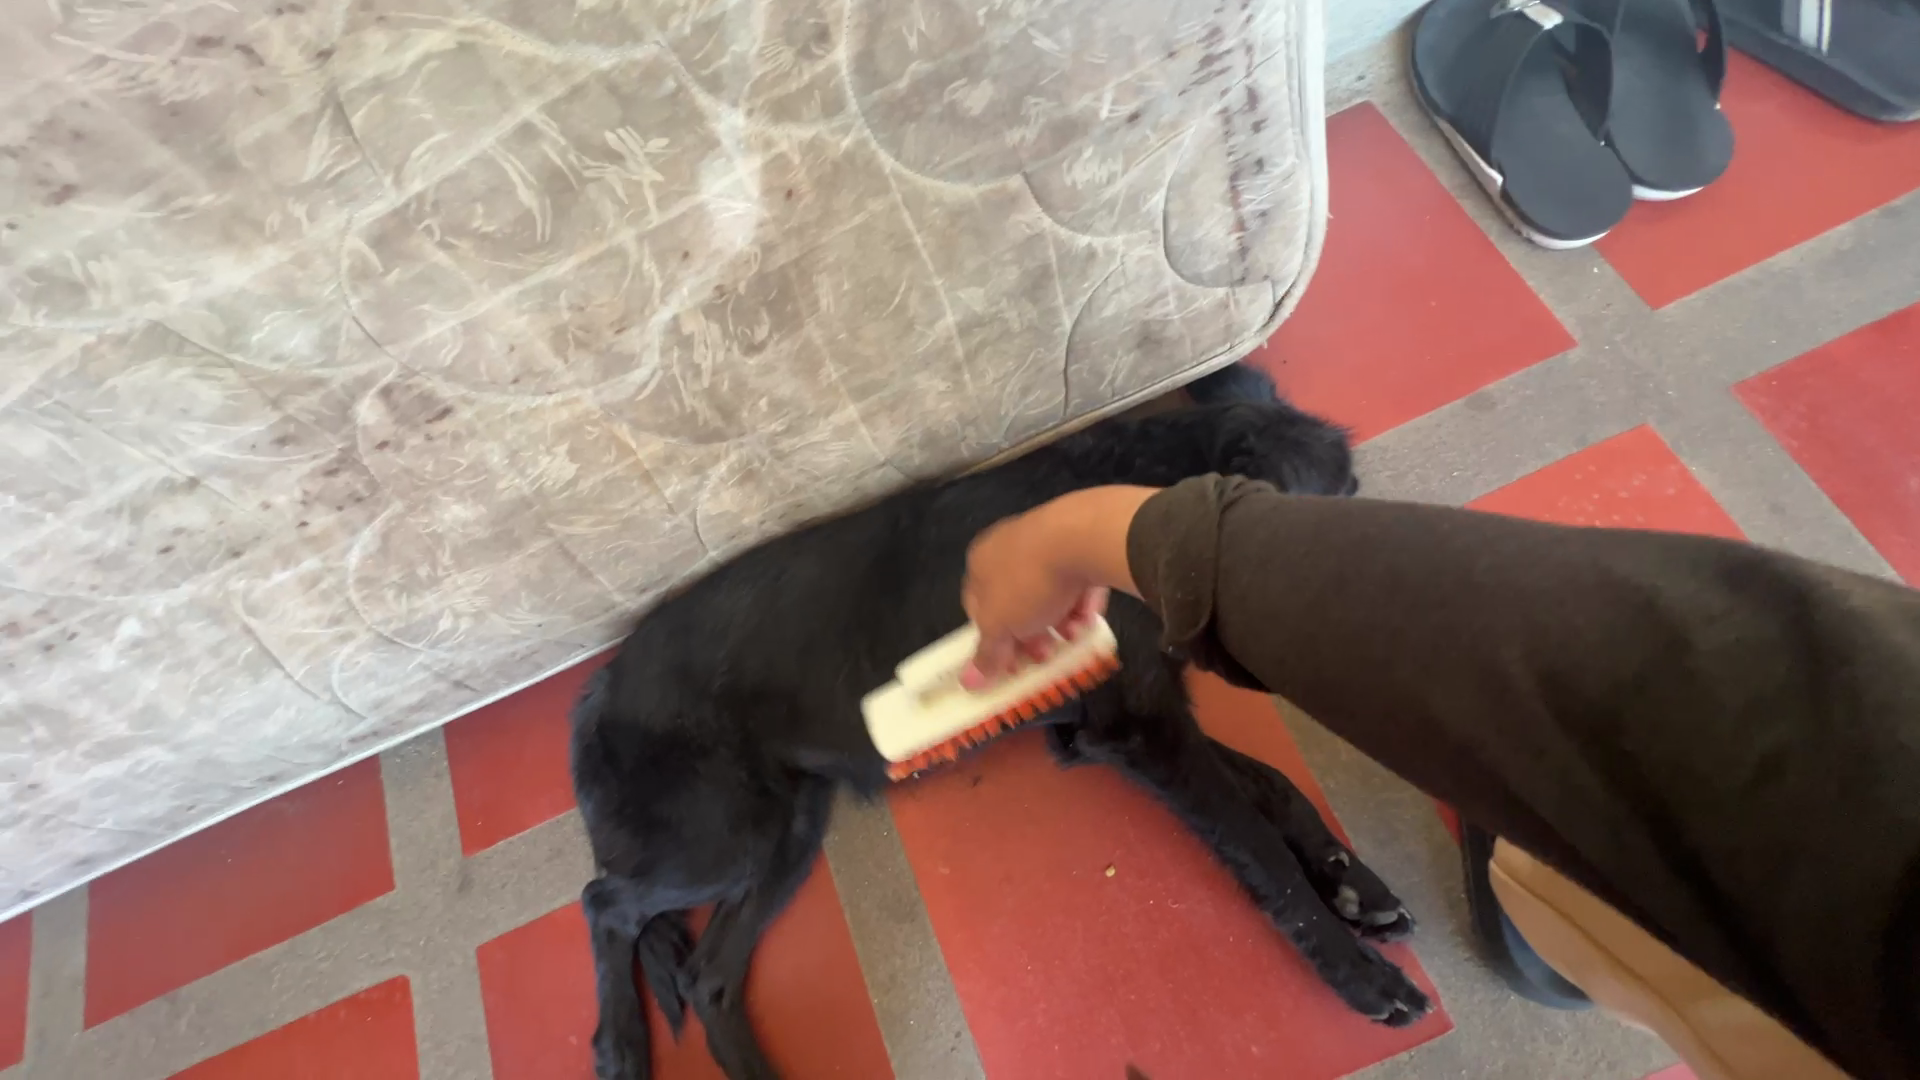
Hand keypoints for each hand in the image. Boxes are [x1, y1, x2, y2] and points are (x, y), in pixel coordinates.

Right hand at [960, 510, 1108, 687]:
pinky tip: (1090, 615)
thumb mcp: (1000, 625)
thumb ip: (987, 652)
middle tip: (1045, 655)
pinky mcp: (1080, 538)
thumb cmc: (1028, 582)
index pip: (977, 606)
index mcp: (980, 561)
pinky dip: (1081, 599)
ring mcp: (1045, 538)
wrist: (1081, 536)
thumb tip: (968, 681)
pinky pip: (1076, 577)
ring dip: (1060, 621)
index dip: (992, 639)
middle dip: (1030, 634)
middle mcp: (1007, 545)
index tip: (1010, 664)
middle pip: (1015, 601)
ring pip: (1048, 590)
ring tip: (1075, 636)